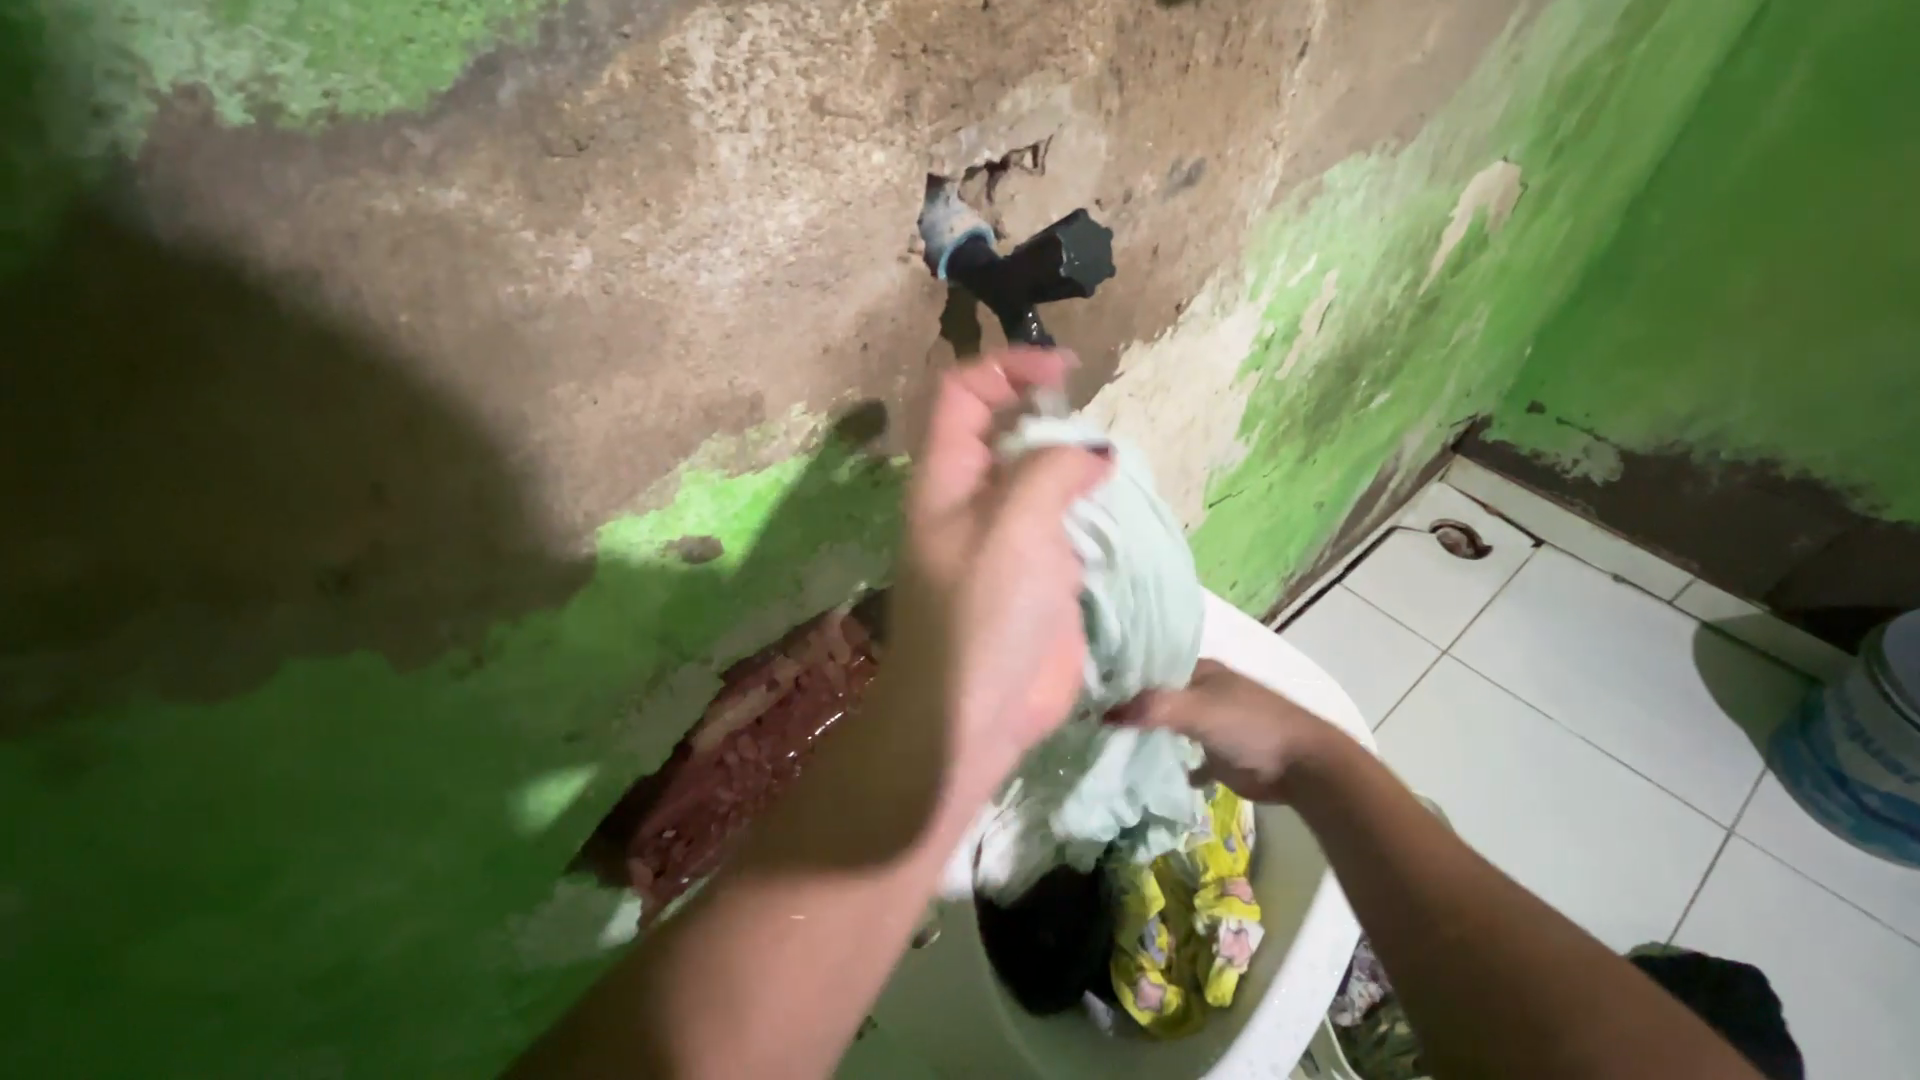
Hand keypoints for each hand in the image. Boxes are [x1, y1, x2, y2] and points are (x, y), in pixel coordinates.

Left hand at [888, 349, 1111, 784]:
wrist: (977, 715)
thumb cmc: (981, 617)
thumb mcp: (1011, 530)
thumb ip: (1049, 472)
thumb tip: (1090, 454)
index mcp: (946, 479)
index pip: (963, 393)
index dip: (1007, 367)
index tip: (1066, 371)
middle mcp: (973, 499)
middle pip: (1006, 431)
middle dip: (1049, 418)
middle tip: (1092, 437)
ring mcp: (1007, 538)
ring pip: (1041, 477)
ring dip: (1076, 467)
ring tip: (1108, 476)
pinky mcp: (1040, 574)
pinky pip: (1066, 523)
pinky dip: (1092, 510)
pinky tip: (1115, 514)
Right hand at [1107, 659, 1339, 801]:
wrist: (1302, 766)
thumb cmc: (1250, 725)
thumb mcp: (1197, 709)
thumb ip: (1152, 708)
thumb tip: (1102, 714)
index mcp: (1201, 672)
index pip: (1152, 667)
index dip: (1122, 676)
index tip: (1087, 688)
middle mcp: (1204, 694)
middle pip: (1158, 697)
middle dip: (1130, 707)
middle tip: (1087, 720)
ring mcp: (1213, 725)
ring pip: (1170, 727)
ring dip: (1147, 735)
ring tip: (1107, 745)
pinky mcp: (1221, 757)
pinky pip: (1189, 759)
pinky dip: (1172, 765)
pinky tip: (1148, 773)